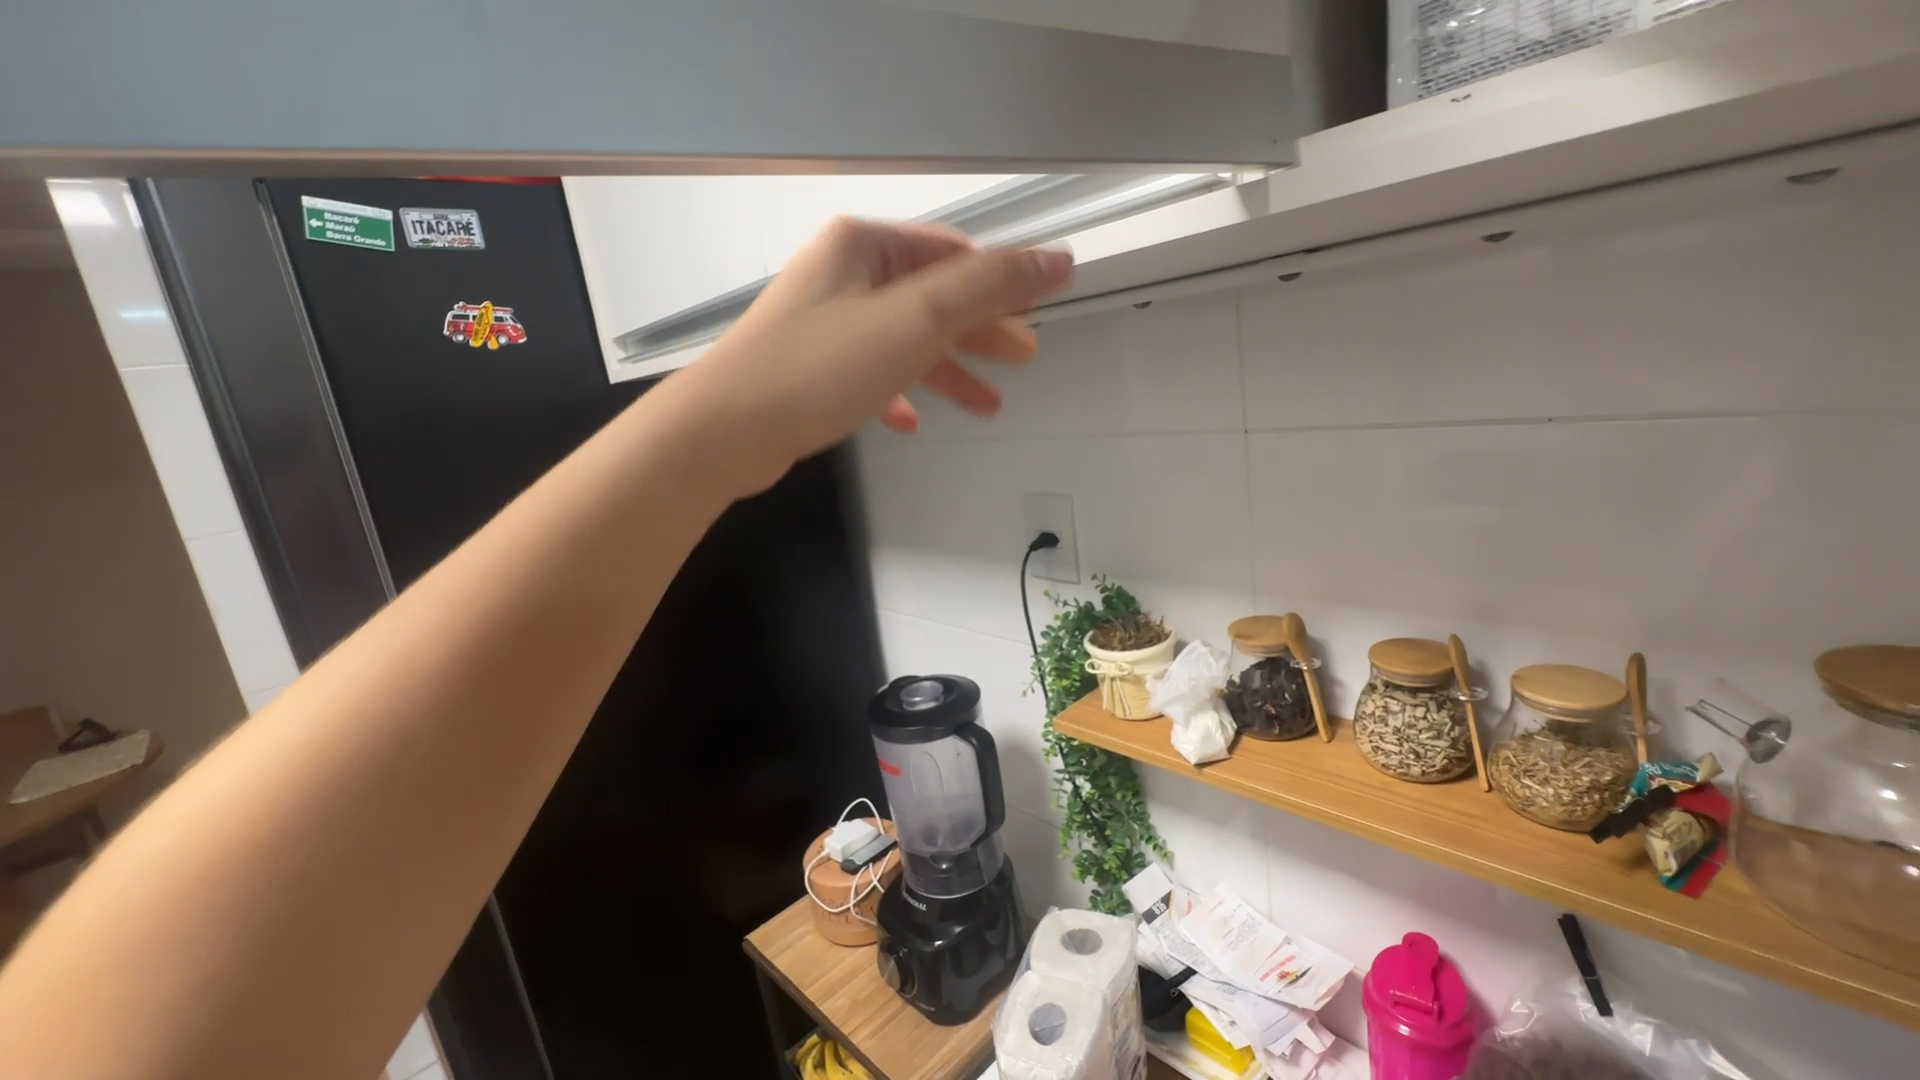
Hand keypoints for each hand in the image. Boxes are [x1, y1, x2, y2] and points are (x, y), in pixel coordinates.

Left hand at [679, 217, 1072, 490]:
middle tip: (1025, 359)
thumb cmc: (820, 368)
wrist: (724, 430)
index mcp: (865, 246)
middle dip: (980, 330)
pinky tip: (914, 423)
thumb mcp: (914, 321)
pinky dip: (898, 392)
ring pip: (903, 339)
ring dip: (947, 369)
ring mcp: (824, 323)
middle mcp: (842, 275)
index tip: (1039, 312)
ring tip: (989, 405)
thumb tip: (1057, 260)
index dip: (1000, 281)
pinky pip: (870, 373)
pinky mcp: (810, 369)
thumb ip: (988, 289)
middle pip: (930, 297)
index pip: (951, 252)